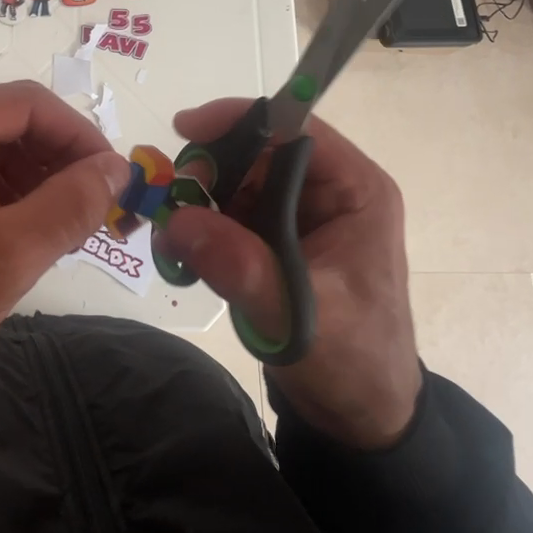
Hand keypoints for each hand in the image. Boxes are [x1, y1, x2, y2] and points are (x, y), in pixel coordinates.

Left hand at [0, 81, 130, 409]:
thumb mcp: (9, 254)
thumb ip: (70, 205)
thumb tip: (118, 168)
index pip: (28, 104)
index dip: (78, 134)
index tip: (113, 177)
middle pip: (14, 121)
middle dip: (62, 159)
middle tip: (97, 208)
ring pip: (1, 147)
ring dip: (42, 180)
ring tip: (70, 229)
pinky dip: (16, 194)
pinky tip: (36, 232)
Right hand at [158, 99, 421, 448]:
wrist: (359, 413)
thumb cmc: (352, 359)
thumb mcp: (296, 313)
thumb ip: (241, 266)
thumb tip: (178, 220)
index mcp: (355, 191)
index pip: (295, 129)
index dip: (241, 119)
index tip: (186, 128)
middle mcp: (327, 190)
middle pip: (258, 151)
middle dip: (211, 169)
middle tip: (172, 198)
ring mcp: (299, 213)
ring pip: (238, 179)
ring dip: (201, 199)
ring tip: (174, 233)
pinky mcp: (276, 237)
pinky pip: (231, 211)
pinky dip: (204, 224)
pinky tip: (186, 249)